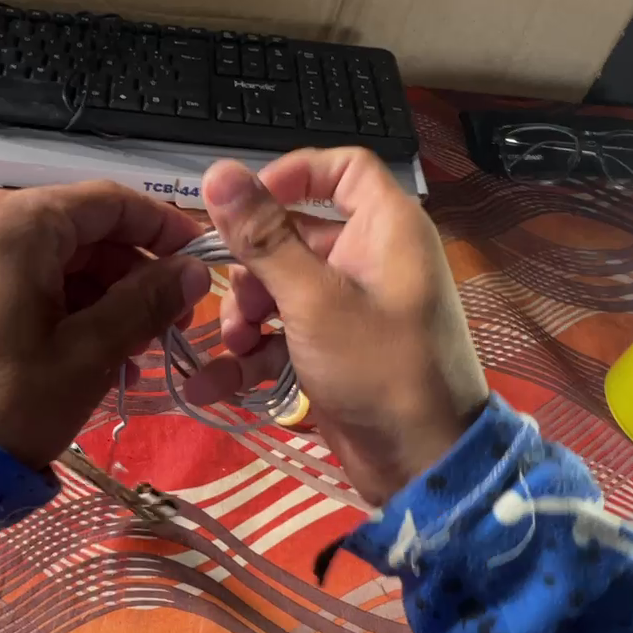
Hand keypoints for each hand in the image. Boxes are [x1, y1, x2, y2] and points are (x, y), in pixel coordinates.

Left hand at [0, 181, 211, 467]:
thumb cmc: (7, 402)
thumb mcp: (88, 355)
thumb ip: (145, 303)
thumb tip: (193, 271)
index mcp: (16, 223)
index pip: (109, 203)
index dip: (162, 228)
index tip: (199, 261)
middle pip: (79, 231)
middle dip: (129, 275)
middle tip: (165, 326)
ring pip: (50, 260)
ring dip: (97, 299)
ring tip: (129, 355)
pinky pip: (17, 282)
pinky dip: (57, 309)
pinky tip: (84, 356)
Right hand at [183, 148, 489, 504]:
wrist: (421, 465)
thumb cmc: (377, 368)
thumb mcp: (313, 300)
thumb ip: (262, 238)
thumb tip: (217, 171)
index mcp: (383, 228)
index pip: (341, 168)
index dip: (290, 176)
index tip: (242, 206)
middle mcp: (367, 258)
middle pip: (293, 235)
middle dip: (252, 270)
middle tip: (233, 304)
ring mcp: (349, 307)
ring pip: (280, 288)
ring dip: (245, 316)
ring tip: (233, 347)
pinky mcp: (332, 349)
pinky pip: (283, 335)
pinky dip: (252, 356)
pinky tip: (210, 385)